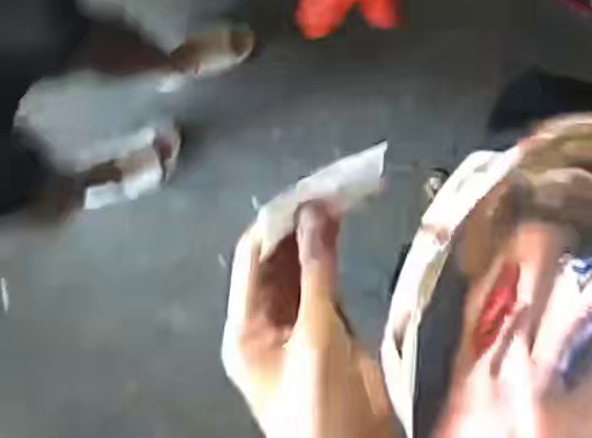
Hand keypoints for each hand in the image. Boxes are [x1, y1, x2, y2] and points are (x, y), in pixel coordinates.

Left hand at [223, 204, 393, 437]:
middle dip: (298, 221)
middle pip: (275, 257)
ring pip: (299, 263)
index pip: (252, 257)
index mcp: (245, 328)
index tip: (308, 188)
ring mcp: (295, 322)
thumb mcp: (317, 337)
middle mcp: (265, 320)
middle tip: (330, 185)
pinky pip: (321, 276)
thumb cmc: (319, 407)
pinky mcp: (325, 325)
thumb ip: (316, 271)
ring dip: (316, 232)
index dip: (277, 219)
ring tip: (340, 195)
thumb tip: (316, 209)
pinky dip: (331, 250)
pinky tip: (345, 225)